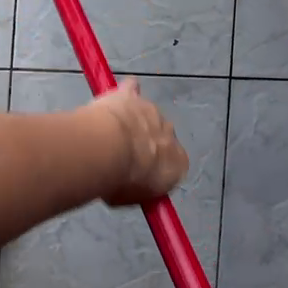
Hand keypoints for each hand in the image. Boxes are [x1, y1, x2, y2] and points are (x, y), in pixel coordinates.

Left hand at [82, 80, 188, 206]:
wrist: (109, 149)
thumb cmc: (122, 180)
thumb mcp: (133, 197)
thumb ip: (138, 189)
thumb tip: (130, 187)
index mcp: (178, 163)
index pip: (173, 165)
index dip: (156, 167)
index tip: (140, 172)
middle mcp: (171, 135)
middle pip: (160, 137)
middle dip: (144, 142)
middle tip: (122, 153)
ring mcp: (152, 112)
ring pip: (144, 115)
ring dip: (132, 120)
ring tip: (111, 131)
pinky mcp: (133, 96)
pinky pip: (132, 89)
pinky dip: (126, 91)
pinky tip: (118, 93)